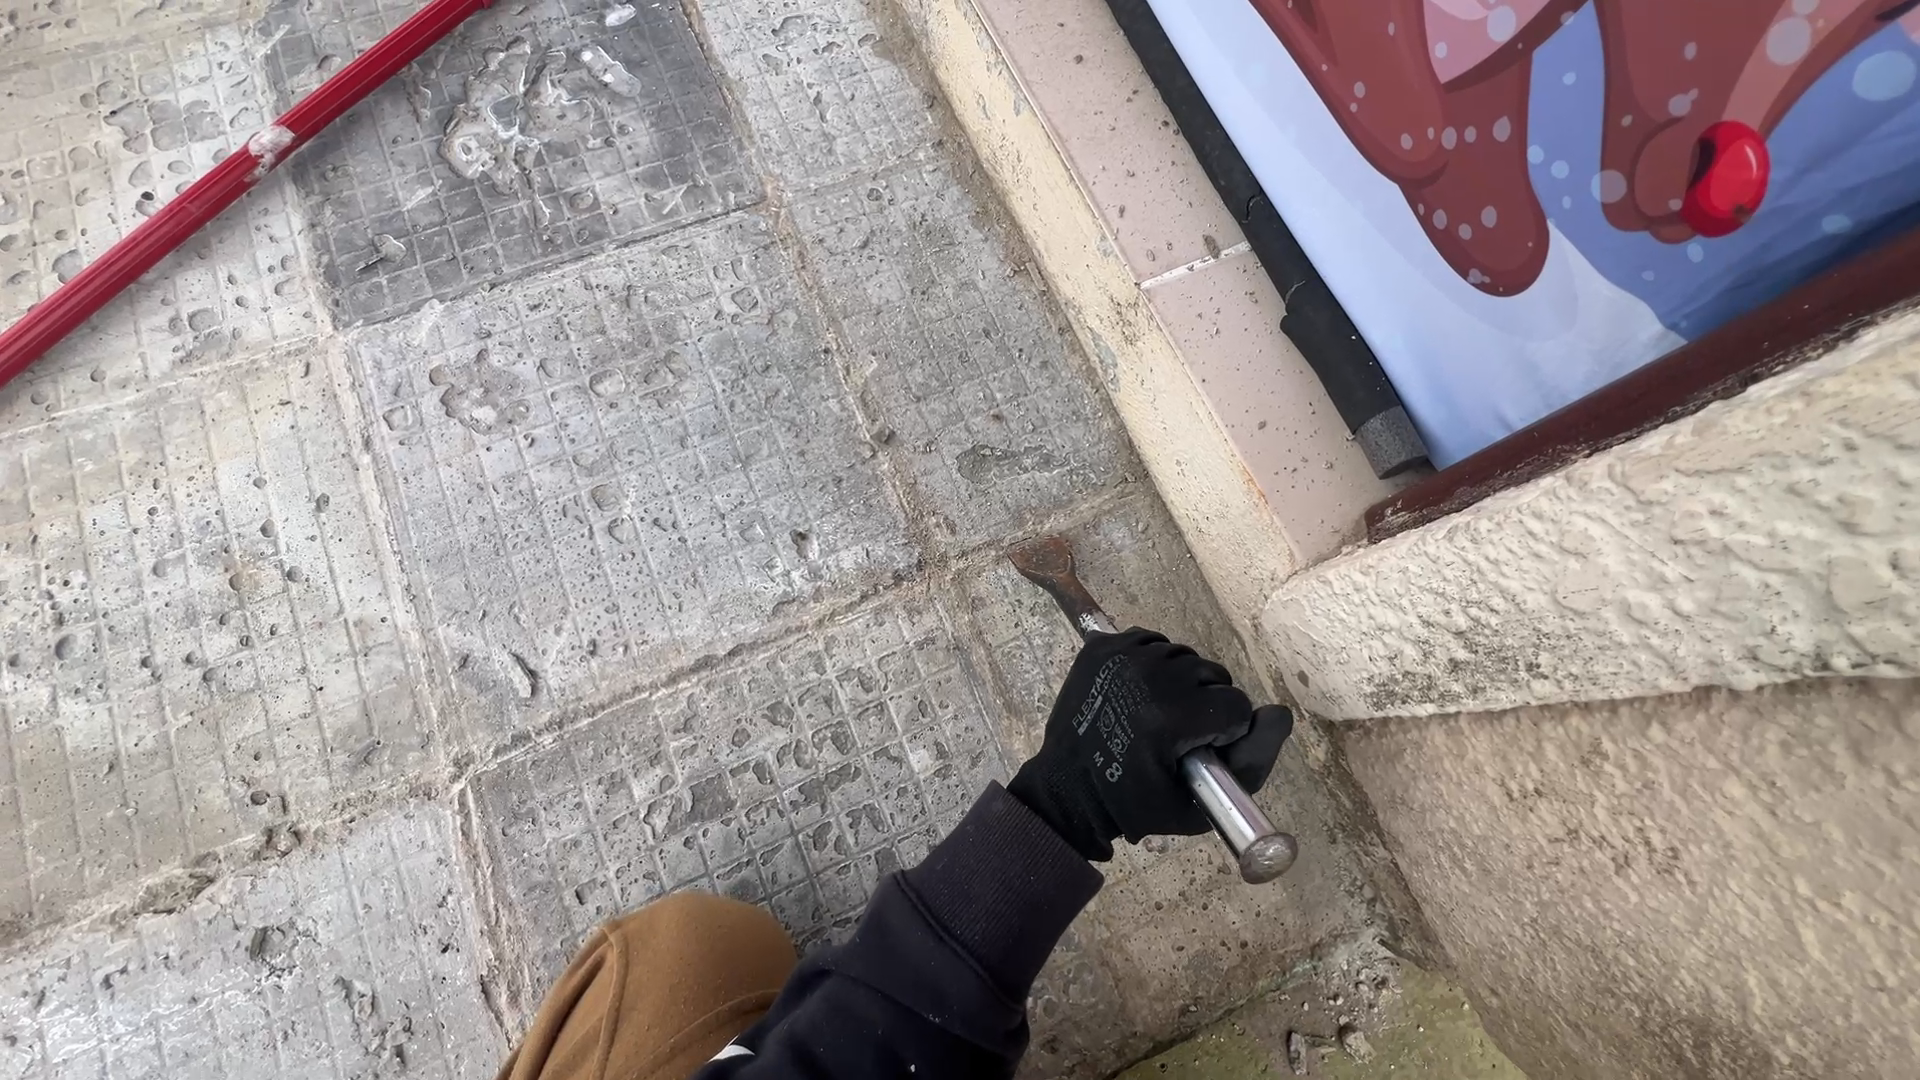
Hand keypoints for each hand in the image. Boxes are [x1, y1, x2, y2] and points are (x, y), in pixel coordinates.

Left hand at [1006, 628, 1292, 861]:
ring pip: (1182, 656)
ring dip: (1181, 682)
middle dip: (1205, 704)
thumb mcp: (1200, 804)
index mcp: (1171, 715)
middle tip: (1178, 733)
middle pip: (1211, 674)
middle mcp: (1148, 675)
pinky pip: (1151, 641)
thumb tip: (1280, 713)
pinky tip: (1143, 693)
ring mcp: (1122, 656)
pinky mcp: (1102, 646)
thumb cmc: (1138, 804)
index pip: (1236, 705)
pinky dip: (1154, 663)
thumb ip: (1252, 763)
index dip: (1226, 733)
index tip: (1198, 751)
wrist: (1068, 788)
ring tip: (1160, 713)